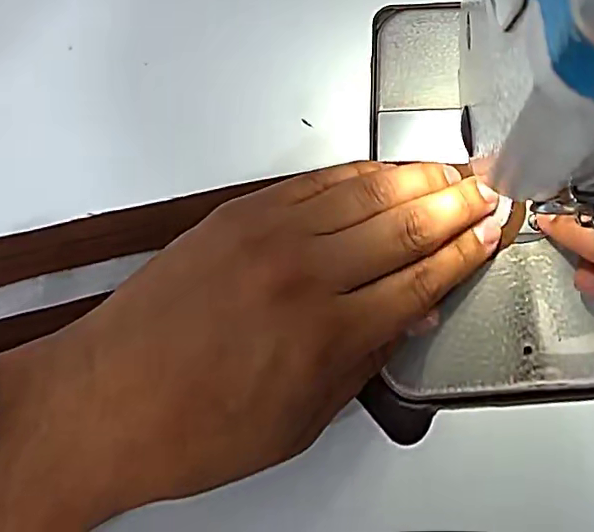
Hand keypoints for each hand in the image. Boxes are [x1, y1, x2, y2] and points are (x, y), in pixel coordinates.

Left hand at [0, 162, 508, 529]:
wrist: (101, 399)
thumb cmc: (196, 426)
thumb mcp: (300, 417)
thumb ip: (368, 357)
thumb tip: (418, 310)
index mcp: (325, 334)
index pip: (421, 279)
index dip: (465, 251)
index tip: (492, 232)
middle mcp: (306, 273)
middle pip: (406, 223)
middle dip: (457, 204)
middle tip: (488, 190)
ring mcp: (272, 231)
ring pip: (369, 189)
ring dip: (420, 177)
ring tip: (454, 171)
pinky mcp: (245, 208)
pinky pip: (320, 179)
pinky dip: (364, 171)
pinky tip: (389, 168)